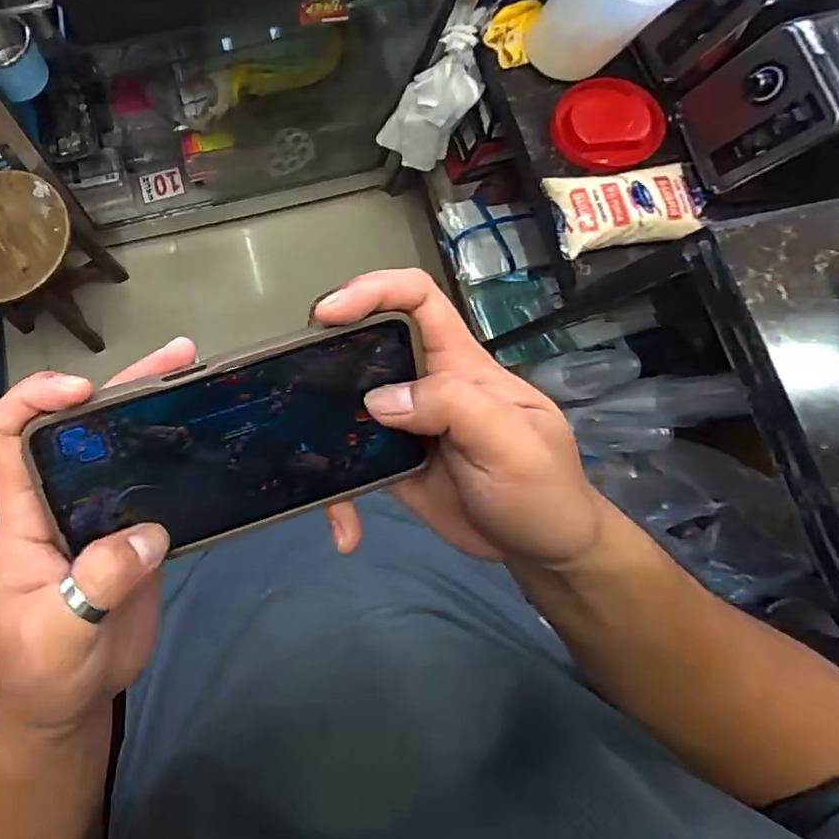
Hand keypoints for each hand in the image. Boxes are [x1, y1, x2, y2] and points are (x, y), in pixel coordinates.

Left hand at [0, 338, 197, 730]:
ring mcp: (102, 508)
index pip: (12, 431)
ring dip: (156, 404)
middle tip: (175, 357)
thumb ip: (90, 589)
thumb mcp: (55, 636)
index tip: (81, 391)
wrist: (73, 696)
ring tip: (195, 374)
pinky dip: (178, 451)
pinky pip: (155, 478)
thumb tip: (146, 536)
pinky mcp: (136, 528)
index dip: (36, 397)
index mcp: (26, 510)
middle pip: (82, 420)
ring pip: (124, 442)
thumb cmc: (43, 668)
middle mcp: (63, 494)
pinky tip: (207, 434)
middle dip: (122, 382)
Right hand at [315, 270, 611, 566]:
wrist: (544, 549)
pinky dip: (340, 498)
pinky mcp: (389, 462)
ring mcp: (403, 424)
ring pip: (348, 404)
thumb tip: (378, 401)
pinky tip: (346, 533)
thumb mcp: (513, 443)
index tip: (330, 311)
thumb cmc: (543, 489)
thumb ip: (455, 407)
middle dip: (329, 348)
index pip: (417, 299)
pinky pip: (350, 465)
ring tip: (301, 450)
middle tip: (294, 371)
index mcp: (458, 363)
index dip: (374, 289)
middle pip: (368, 344)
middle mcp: (423, 383)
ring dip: (320, 425)